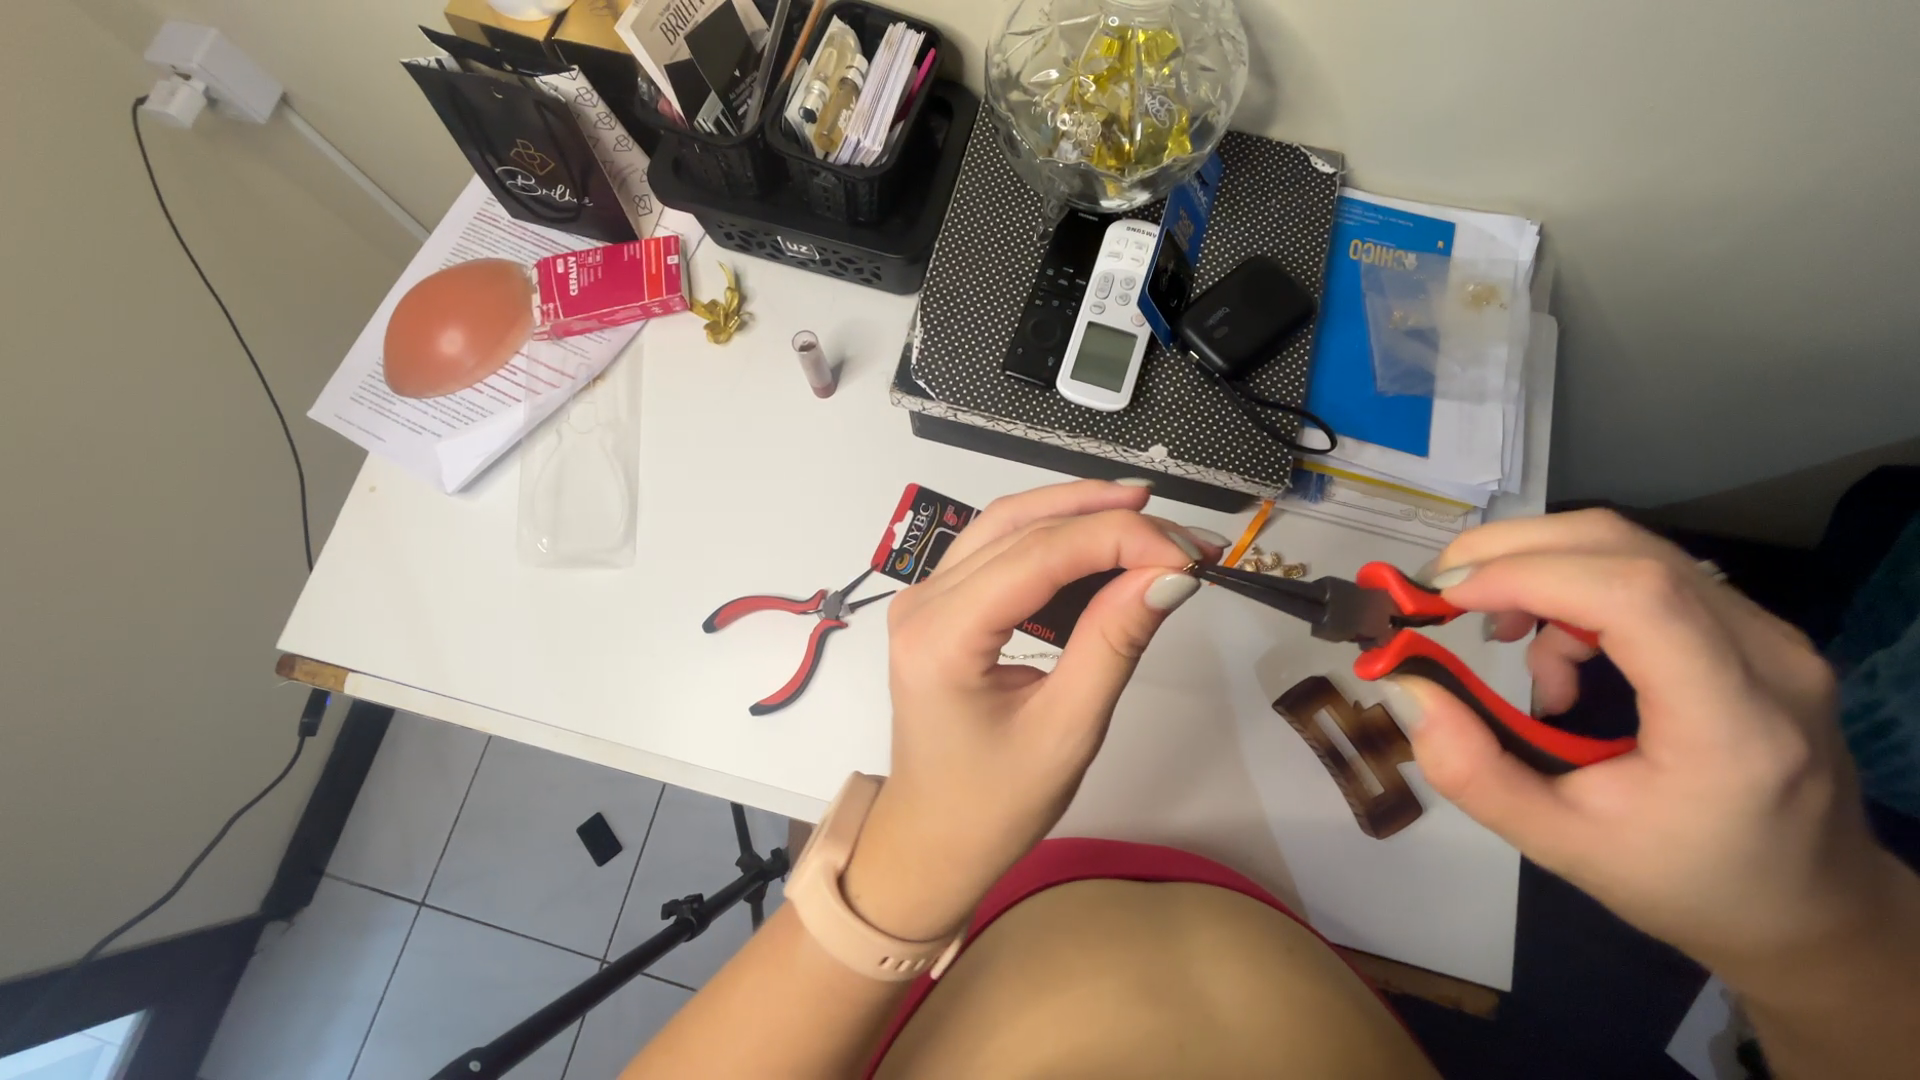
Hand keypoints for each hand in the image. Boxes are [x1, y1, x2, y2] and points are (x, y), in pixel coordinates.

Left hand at [841, 480, 1224, 940]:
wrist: (932, 838)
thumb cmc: (995, 804)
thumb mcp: (1067, 730)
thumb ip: (1113, 642)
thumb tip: (1170, 576)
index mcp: (942, 637)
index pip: (1039, 555)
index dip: (1119, 539)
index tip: (1189, 555)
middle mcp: (922, 602)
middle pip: (1021, 525)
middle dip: (1107, 519)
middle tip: (1183, 537)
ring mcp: (924, 598)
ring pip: (1007, 523)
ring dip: (1079, 514)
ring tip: (1151, 524)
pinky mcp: (939, 604)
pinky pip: (997, 547)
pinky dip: (1053, 535)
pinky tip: (1100, 540)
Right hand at [1401, 509, 1892, 970]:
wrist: (1809, 906)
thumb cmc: (1683, 882)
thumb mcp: (1559, 845)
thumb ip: (1471, 771)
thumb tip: (1405, 686)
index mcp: (1729, 723)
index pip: (1634, 597)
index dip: (1526, 575)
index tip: (1442, 598)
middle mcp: (1764, 657)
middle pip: (1624, 547)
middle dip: (1511, 551)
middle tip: (1439, 590)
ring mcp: (1765, 634)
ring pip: (1629, 546)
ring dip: (1535, 565)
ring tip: (1493, 628)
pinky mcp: (1748, 628)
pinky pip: (1642, 571)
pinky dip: (1569, 588)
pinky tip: (1554, 654)